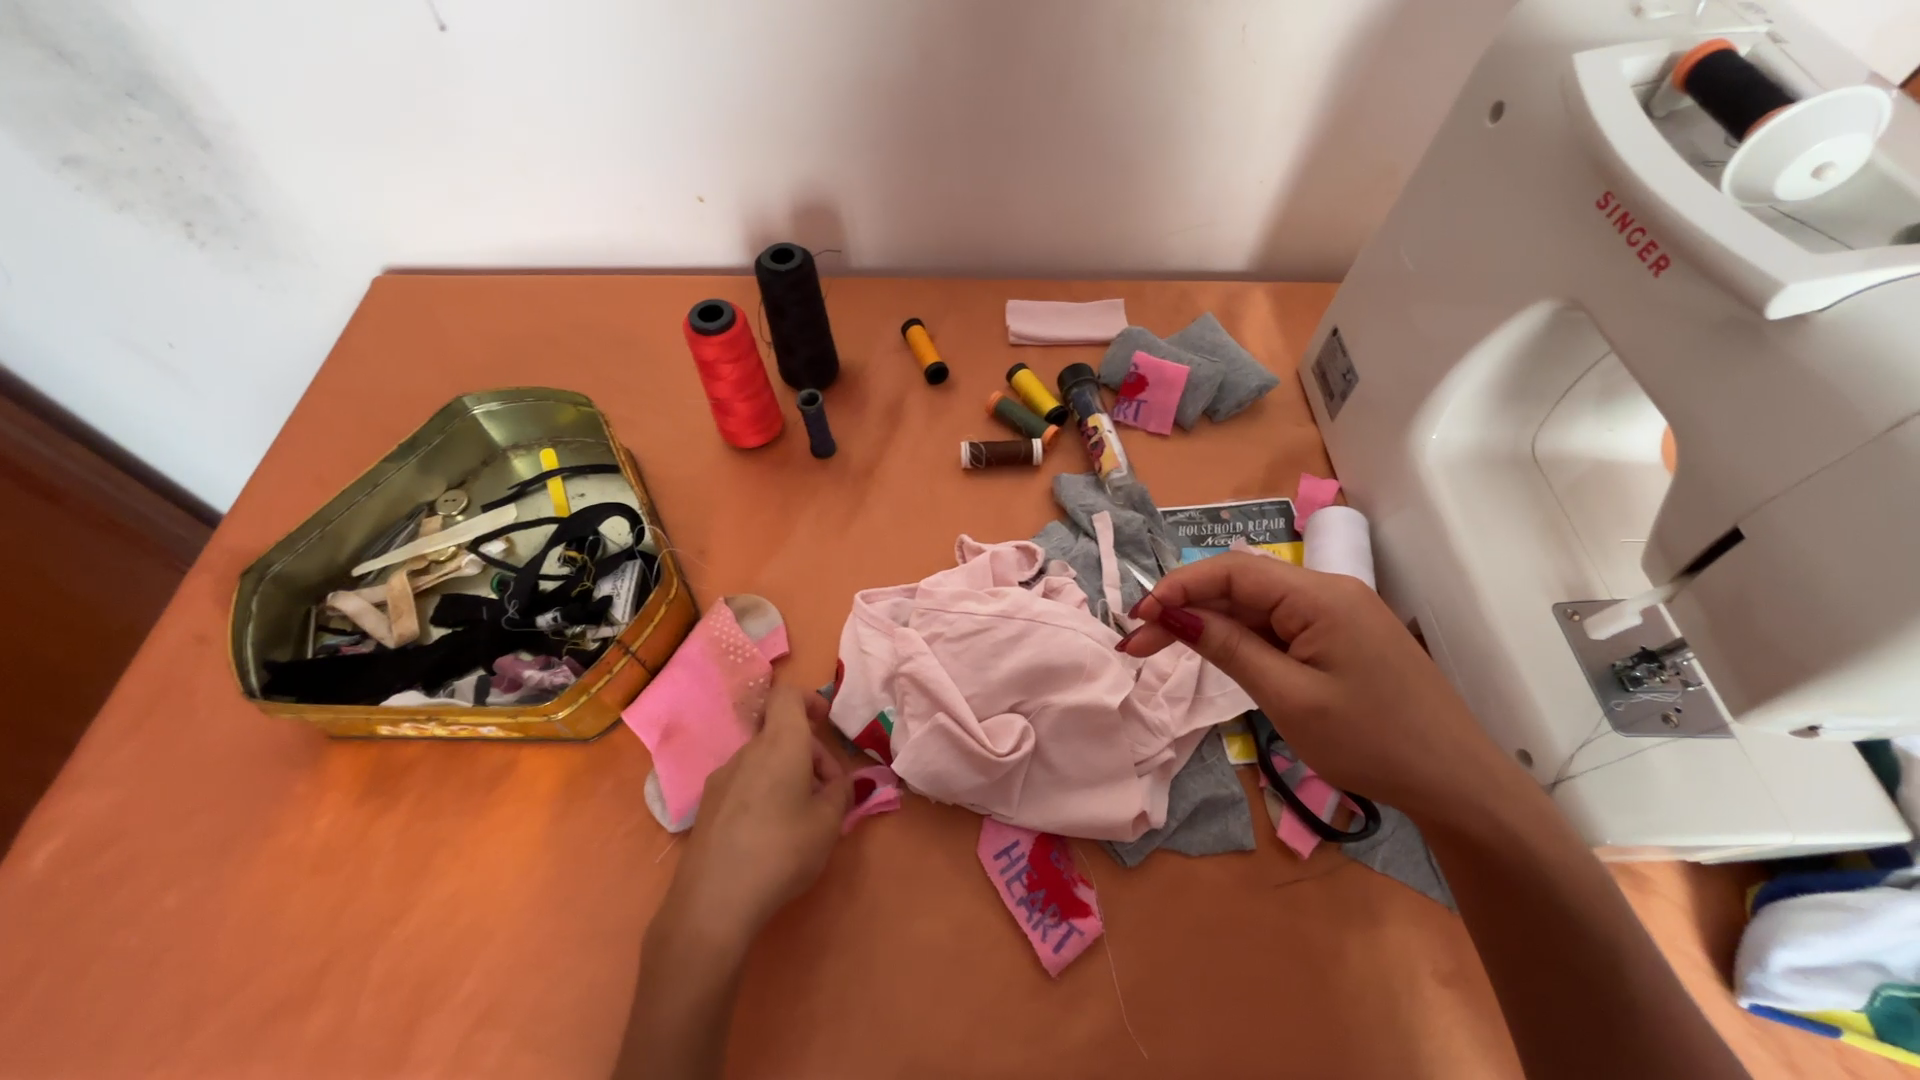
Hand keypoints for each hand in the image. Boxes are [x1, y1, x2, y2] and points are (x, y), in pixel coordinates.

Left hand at [661, 686, 852, 951]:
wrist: (713, 902)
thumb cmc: (781, 851)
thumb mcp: (828, 823)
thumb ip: (840, 794)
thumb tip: (838, 783)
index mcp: (780, 744)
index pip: (788, 696)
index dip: (810, 699)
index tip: (827, 721)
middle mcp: (746, 752)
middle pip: (780, 734)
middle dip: (810, 754)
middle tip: (829, 794)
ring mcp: (721, 779)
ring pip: (763, 761)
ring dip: (787, 776)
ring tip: (803, 819)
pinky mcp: (707, 807)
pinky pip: (744, 784)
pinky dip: (765, 794)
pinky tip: (771, 836)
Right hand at [1118, 553, 1515, 816]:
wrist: (1457, 783)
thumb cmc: (1371, 742)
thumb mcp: (1288, 697)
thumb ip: (1228, 648)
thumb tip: (1174, 613)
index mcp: (1319, 596)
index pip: (1232, 571)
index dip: (1178, 587)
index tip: (1136, 619)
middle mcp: (1330, 591)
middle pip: (1243, 585)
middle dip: (1187, 608)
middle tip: (1138, 644)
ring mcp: (1342, 614)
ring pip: (1261, 606)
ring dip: (1213, 625)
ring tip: (1166, 651)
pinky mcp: (1347, 638)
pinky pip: (1284, 626)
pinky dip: (1246, 639)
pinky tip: (1222, 657)